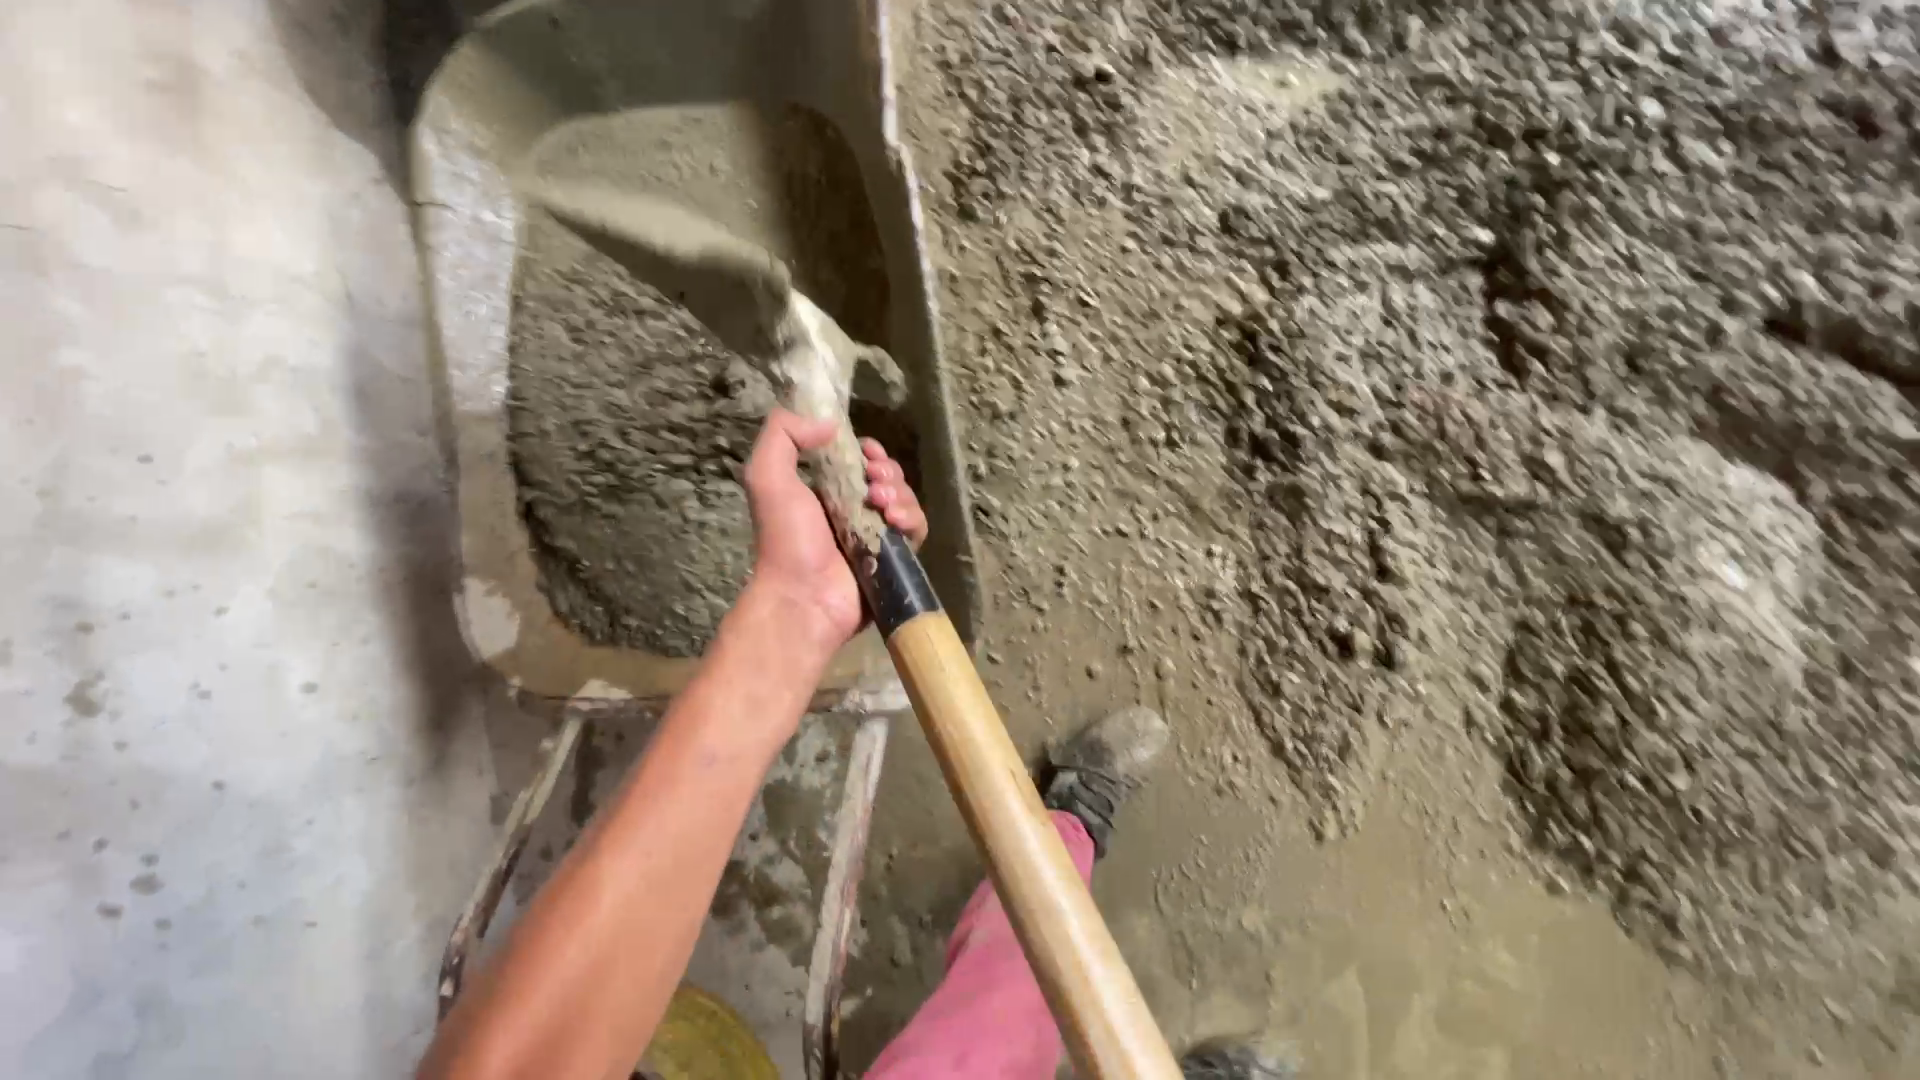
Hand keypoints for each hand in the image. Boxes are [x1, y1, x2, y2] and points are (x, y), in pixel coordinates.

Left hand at [739, 409, 928, 655]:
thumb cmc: (785, 538)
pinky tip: (897, 522)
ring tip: (883, 504)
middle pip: (887, 476)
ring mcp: (876, 535)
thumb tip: (830, 423)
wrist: (803, 597)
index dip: (868, 451)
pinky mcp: (896, 558)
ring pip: (905, 499)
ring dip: (901, 493)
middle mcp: (852, 510)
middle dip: (887, 471)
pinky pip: (917, 529)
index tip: (867, 453)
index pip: (858, 460)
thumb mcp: (767, 476)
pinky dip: (912, 519)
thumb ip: (783, 435)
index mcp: (825, 491)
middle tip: (875, 483)